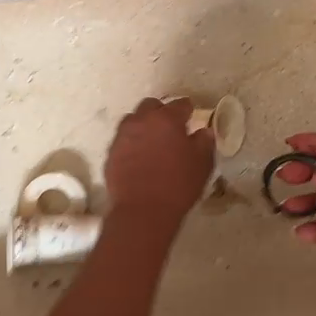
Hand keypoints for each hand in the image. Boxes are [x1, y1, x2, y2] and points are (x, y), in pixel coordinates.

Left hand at [104, 98, 214, 226]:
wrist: (142, 211)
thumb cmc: (178, 185)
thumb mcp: (202, 164)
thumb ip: (204, 142)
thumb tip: (203, 132)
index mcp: (167, 119)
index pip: (180, 104)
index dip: (188, 110)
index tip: (191, 117)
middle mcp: (142, 121)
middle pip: (151, 106)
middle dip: (161, 113)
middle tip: (170, 129)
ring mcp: (123, 136)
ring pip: (133, 121)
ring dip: (143, 126)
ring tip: (152, 143)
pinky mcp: (111, 153)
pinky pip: (123, 141)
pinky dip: (132, 144)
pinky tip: (139, 159)